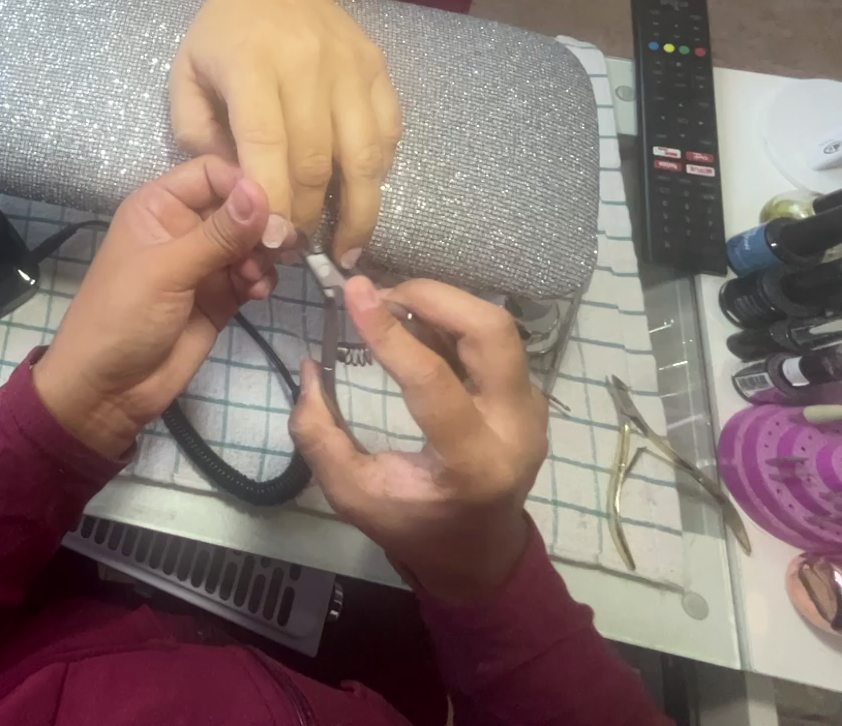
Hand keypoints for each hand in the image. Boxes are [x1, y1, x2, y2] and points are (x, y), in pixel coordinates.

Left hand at [34, 157, 277, 458]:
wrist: (108, 390)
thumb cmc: (122, 317)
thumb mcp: (166, 271)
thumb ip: (217, 235)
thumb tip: (260, 191)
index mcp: (159, 206)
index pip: (212, 173)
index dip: (244, 183)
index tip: (273, 208)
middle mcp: (184, 226)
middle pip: (239, 206)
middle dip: (262, 223)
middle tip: (281, 245)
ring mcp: (204, 262)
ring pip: (252, 241)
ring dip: (264, 254)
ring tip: (256, 278)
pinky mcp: (220, 295)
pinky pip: (254, 274)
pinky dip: (262, 279)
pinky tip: (257, 293)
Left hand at [169, 0, 399, 265]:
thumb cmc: (222, 34)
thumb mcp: (185, 77)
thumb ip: (197, 134)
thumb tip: (235, 189)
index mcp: (251, 66)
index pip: (267, 144)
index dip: (270, 199)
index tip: (271, 242)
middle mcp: (307, 66)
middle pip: (316, 160)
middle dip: (307, 217)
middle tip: (296, 251)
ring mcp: (352, 68)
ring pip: (364, 156)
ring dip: (355, 212)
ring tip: (343, 249)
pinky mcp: (379, 71)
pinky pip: (388, 136)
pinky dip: (377, 176)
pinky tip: (360, 201)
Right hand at [289, 277, 547, 601]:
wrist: (480, 551)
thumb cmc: (412, 524)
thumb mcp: (350, 492)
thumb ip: (318, 432)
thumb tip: (311, 366)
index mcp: (471, 463)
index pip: (432, 380)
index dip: (388, 331)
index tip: (353, 290)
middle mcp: (515, 429)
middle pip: (490, 333)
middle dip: (433, 297)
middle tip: (380, 294)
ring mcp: (530, 409)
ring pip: (496, 327)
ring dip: (441, 303)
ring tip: (392, 305)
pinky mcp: (526, 395)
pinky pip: (491, 339)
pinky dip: (449, 319)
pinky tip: (414, 324)